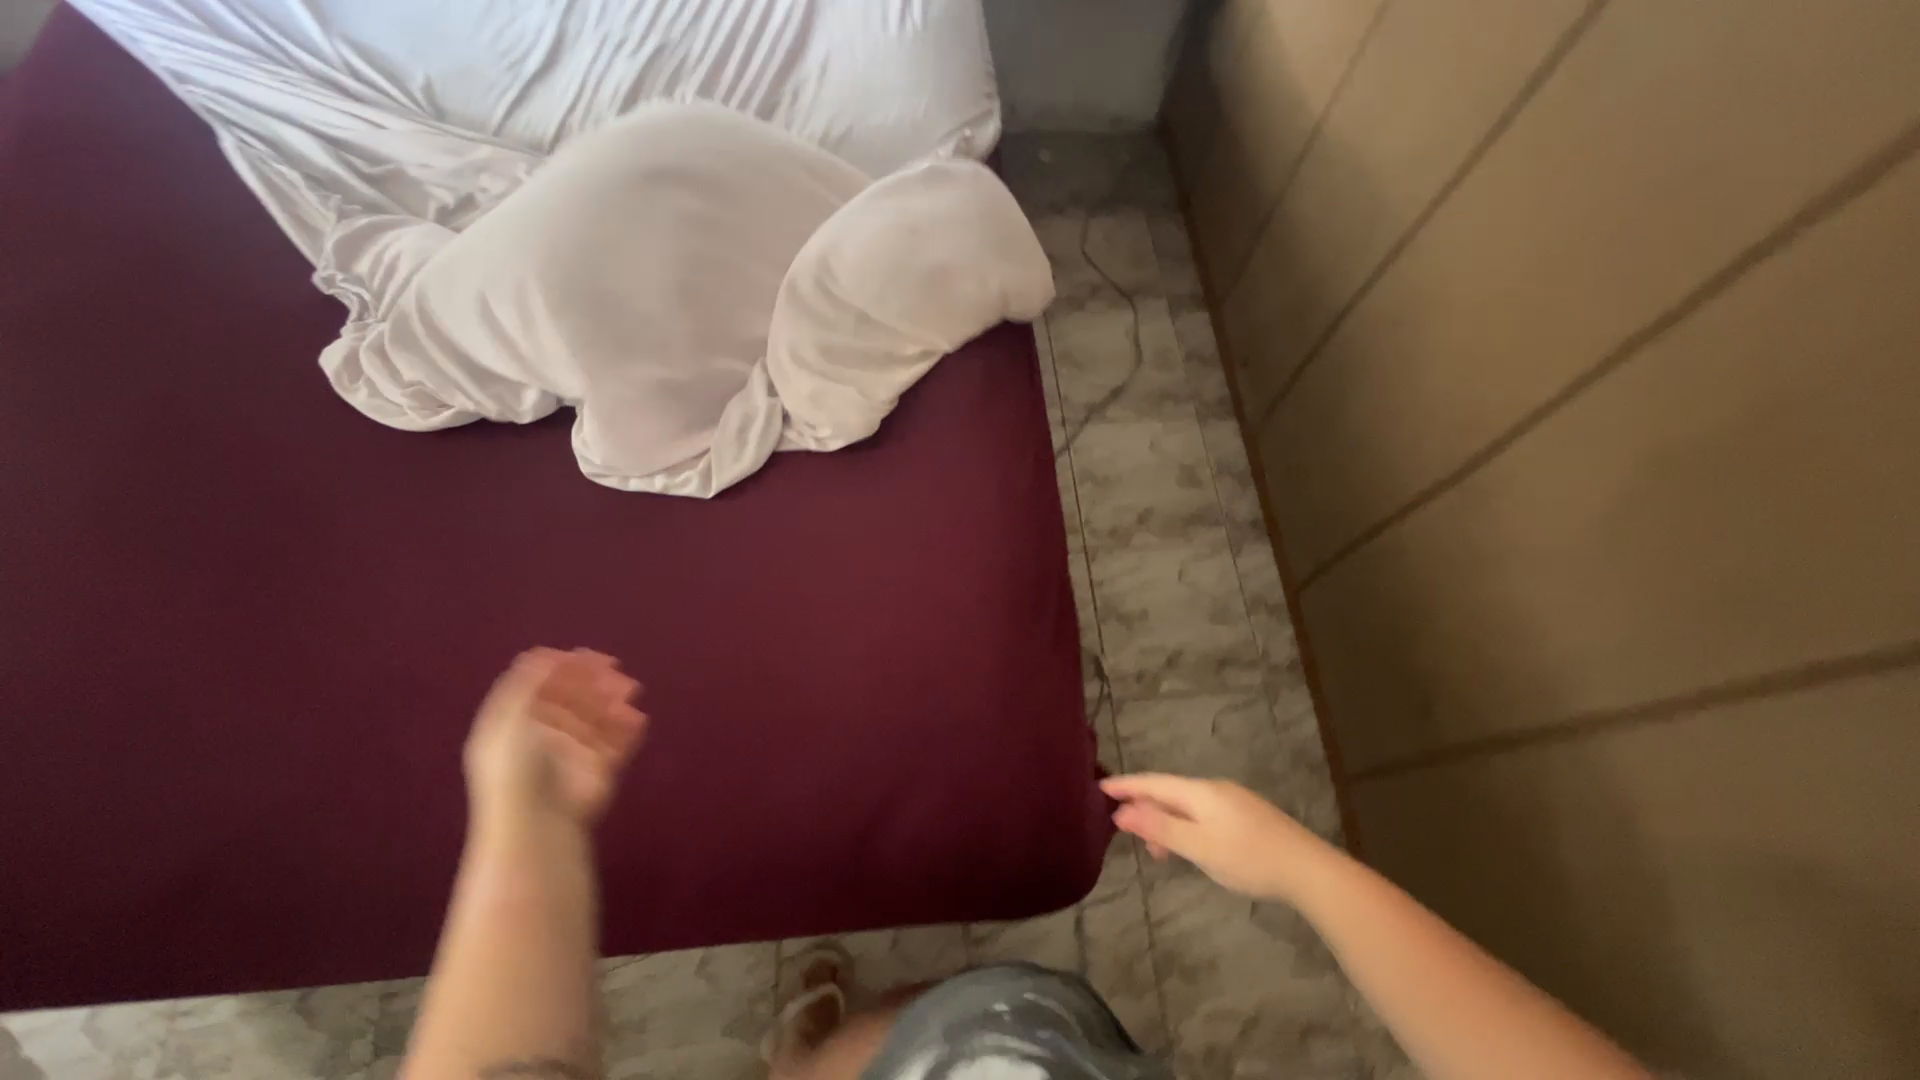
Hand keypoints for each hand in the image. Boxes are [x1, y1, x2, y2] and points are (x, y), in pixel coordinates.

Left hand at [464, 647, 647, 830]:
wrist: (538, 823)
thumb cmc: (516, 768)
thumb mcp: (510, 718)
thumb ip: (527, 684)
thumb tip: (544, 654)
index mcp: (516, 722)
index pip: (540, 687)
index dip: (561, 669)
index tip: (585, 655)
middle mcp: (544, 735)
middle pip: (573, 699)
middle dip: (594, 682)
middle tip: (615, 669)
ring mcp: (573, 753)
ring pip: (598, 718)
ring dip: (615, 701)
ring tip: (630, 691)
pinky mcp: (598, 770)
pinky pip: (617, 743)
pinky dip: (628, 730)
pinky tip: (637, 719)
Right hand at [1101, 773, 1335, 902]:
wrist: (1309, 871)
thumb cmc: (1248, 858)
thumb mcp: (1198, 847)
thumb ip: (1159, 829)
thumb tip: (1122, 812)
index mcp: (1200, 792)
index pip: (1153, 783)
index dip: (1126, 786)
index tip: (1099, 787)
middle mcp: (1215, 789)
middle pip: (1170, 792)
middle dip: (1145, 809)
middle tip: (1125, 832)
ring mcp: (1234, 801)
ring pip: (1188, 805)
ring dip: (1167, 823)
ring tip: (1160, 854)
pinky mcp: (1247, 817)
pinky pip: (1204, 814)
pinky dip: (1186, 827)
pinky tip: (1191, 848)